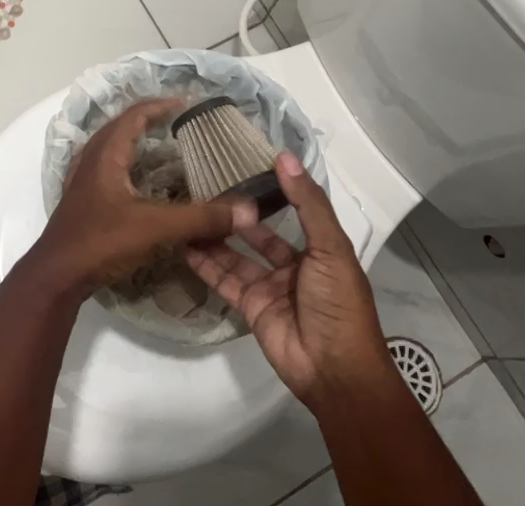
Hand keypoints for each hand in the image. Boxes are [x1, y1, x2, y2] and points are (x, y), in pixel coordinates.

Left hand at [22, 99, 254, 300]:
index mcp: (106, 155)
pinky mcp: (79, 201)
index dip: (159, 106)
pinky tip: (134, 178)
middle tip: (173, 119)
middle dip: (145, 118)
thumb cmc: (102, 242)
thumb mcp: (156, 228)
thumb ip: (201, 218)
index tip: (185, 103)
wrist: (57, 276)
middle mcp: (90, 160)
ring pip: (106, 146)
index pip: (133, 116)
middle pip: (118, 126)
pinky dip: (122, 160)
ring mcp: (80, 181)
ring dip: (130, 138)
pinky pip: (102, 166)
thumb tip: (248, 210)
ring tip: (156, 142)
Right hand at [185, 152, 388, 406]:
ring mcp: (269, 287)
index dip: (272, 192)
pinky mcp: (250, 307)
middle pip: (259, 235)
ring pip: (236, 256)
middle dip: (236, 216)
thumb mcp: (330, 247)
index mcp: (319, 250)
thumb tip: (285, 156)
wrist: (334, 369)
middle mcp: (293, 266)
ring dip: (215, 237)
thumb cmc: (339, 302)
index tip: (244, 166)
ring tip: (189, 210)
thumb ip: (307, 203)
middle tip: (204, 188)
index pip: (292, 213)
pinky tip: (185, 244)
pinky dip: (206, 265)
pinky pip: (225, 281)